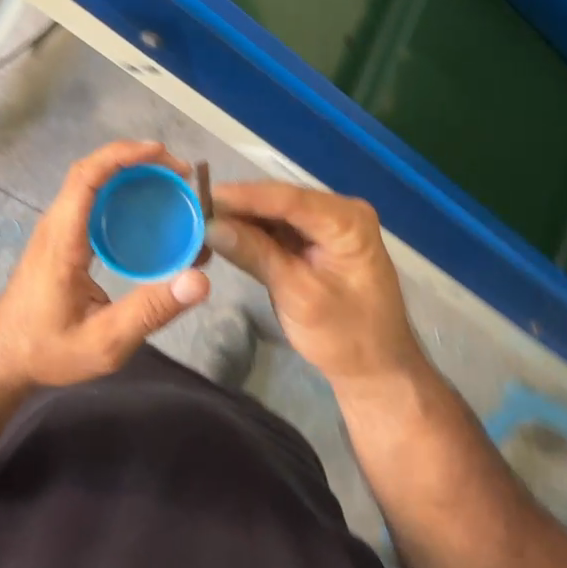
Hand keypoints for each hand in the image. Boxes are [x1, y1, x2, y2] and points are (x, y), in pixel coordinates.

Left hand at [0, 141, 210, 390]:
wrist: (3, 360)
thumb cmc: (48, 350)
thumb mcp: (105, 342)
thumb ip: (151, 311)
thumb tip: (200, 279)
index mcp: (62, 239)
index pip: (87, 176)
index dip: (123, 155)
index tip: (163, 153)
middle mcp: (55, 225)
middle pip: (90, 172)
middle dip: (134, 160)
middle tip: (179, 174)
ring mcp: (54, 231)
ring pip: (89, 184)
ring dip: (127, 175)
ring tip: (170, 187)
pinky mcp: (59, 241)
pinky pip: (89, 203)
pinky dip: (119, 195)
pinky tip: (146, 214)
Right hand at [205, 182, 425, 390]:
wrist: (376, 371)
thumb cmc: (347, 336)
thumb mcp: (299, 296)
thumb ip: (256, 255)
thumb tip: (210, 226)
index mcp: (347, 221)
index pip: (287, 199)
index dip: (243, 196)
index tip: (201, 196)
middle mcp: (336, 213)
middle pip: (276, 201)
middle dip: (236, 206)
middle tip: (190, 209)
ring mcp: (323, 226)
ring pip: (270, 213)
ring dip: (237, 219)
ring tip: (197, 220)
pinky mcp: (310, 242)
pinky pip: (273, 228)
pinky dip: (248, 233)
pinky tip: (219, 234)